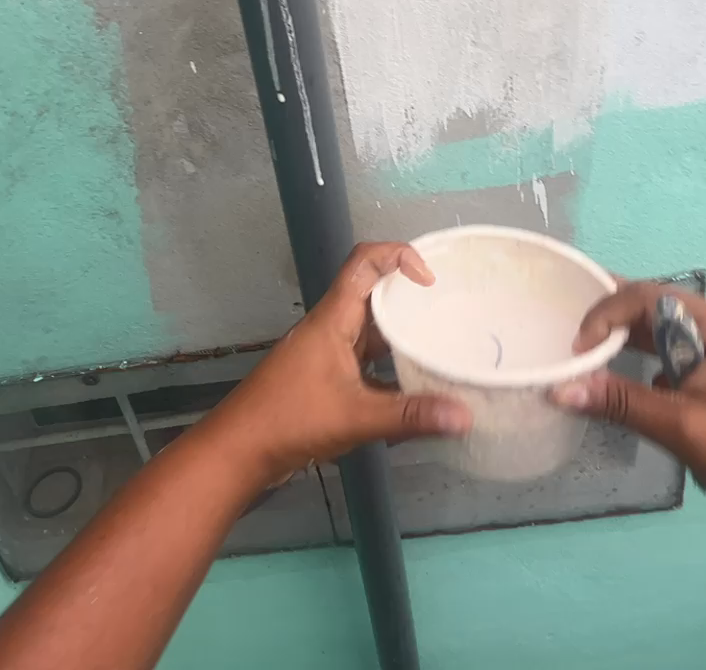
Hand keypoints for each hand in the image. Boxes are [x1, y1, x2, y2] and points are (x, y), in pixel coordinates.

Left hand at [195, 242, 471, 482]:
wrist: (240, 449)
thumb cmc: (291, 419)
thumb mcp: (356, 417)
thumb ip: (411, 416)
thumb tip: (466, 415)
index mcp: (334, 317)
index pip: (364, 262)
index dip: (398, 256)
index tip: (432, 280)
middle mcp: (331, 326)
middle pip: (374, 294)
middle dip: (410, 298)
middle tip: (450, 311)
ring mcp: (328, 352)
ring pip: (372, 330)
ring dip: (402, 335)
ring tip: (443, 345)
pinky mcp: (327, 377)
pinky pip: (366, 360)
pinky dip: (390, 368)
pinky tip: (416, 389)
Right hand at [550, 283, 705, 535]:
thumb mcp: (683, 428)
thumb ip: (619, 402)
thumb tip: (557, 390)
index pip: (650, 297)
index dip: (605, 315)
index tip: (577, 351)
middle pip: (658, 308)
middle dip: (613, 322)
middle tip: (569, 338)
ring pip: (668, 332)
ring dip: (630, 344)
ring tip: (589, 355)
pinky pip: (681, 354)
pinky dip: (650, 362)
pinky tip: (628, 381)